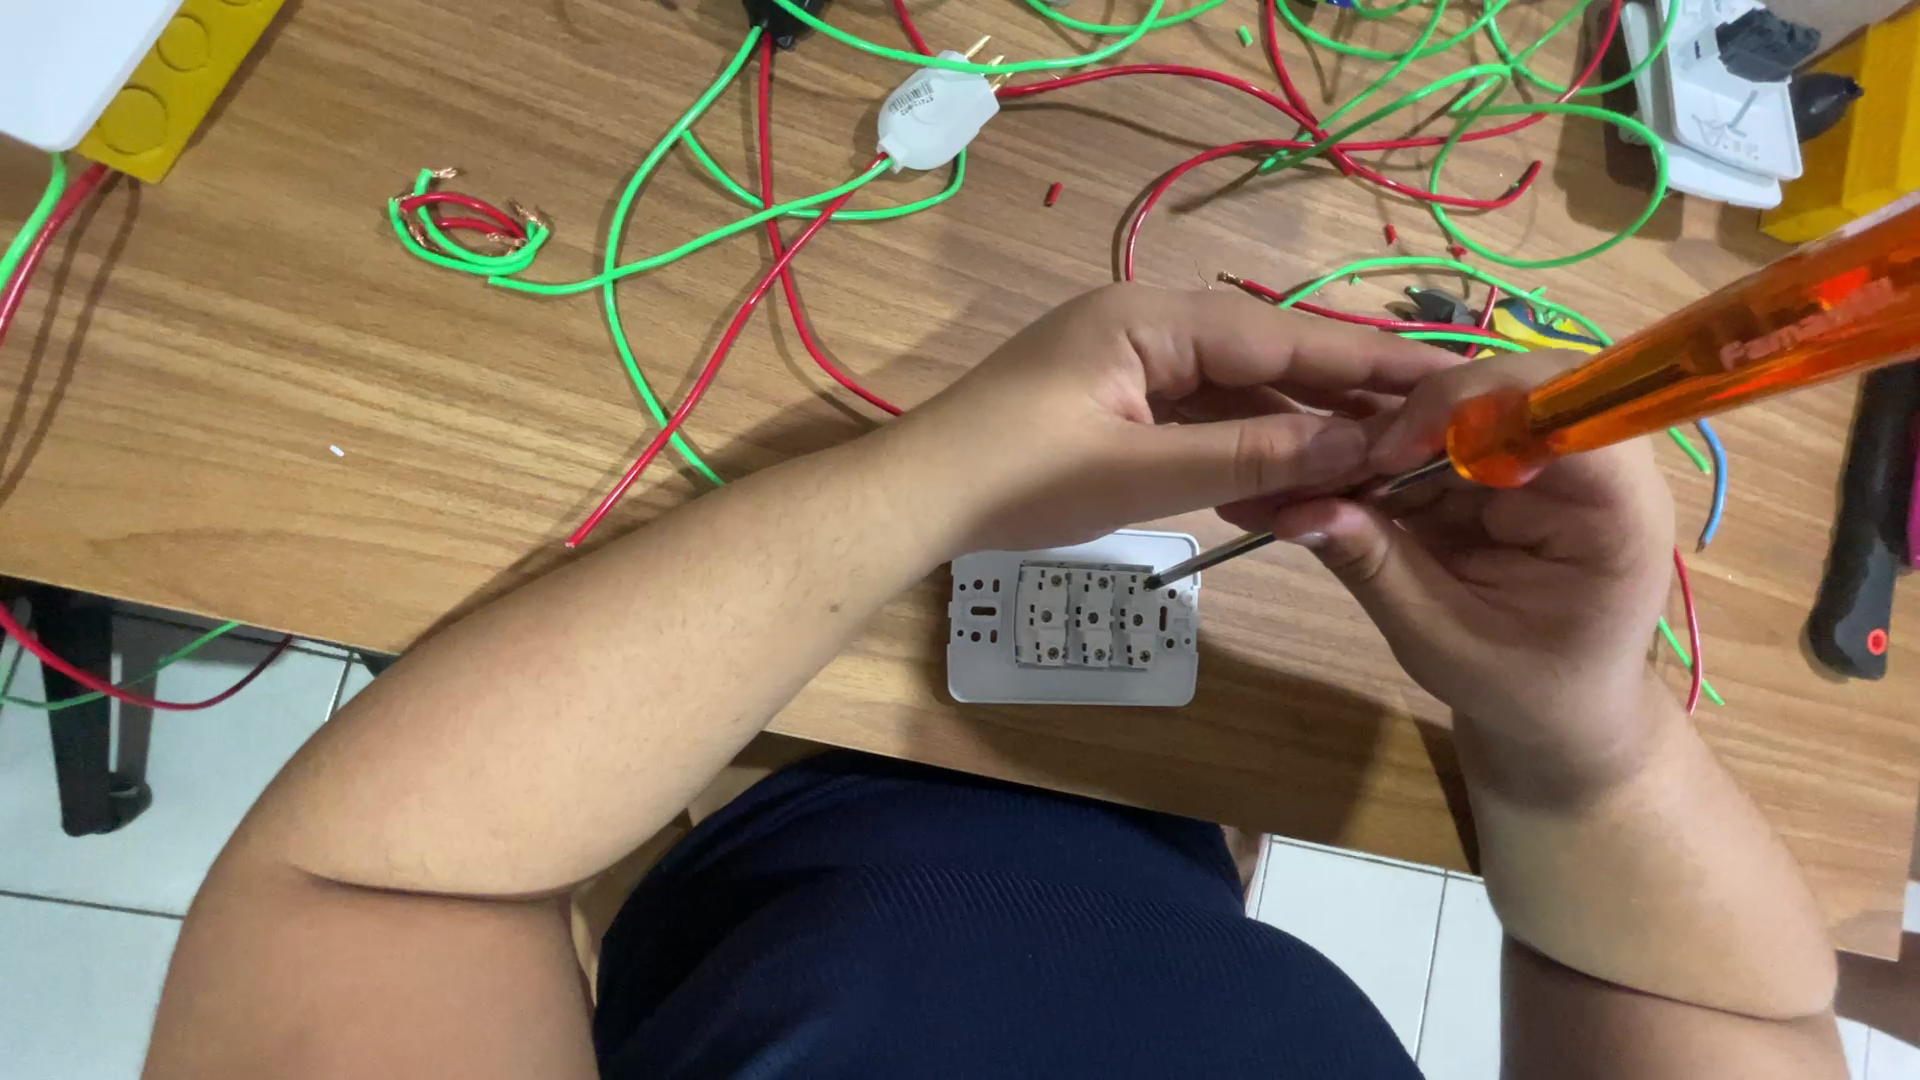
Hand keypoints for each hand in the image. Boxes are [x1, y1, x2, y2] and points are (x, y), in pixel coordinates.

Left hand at [882, 283, 1456, 552]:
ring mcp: (1122, 363)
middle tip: (1415, 433)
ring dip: (1282, 433)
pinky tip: (1276, 481)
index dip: (1362, 366)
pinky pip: (1187, 419)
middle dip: (1330, 401)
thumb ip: (1249, 457)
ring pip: (1224, 393)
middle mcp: (1142, 324)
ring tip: (1358, 467)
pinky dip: (1229, 450)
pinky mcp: (1108, 401)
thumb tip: (1357, 447)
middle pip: (1257, 358)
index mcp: (1148, 318)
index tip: (1443, 384)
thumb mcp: (1140, 471)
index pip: (1278, 335)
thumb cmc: (1020, 481)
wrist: (922, 500)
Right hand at [1221, 350, 1677, 799]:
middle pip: (1513, 389)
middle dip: (1418, 413)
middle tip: (1344, 457)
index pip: (1566, 416)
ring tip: (1325, 475)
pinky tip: (1336, 482)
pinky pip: (1432, 440)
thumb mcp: (1436, 638)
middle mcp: (1583, 472)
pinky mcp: (1493, 475)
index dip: (1475, 409)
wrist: (1547, 709)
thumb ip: (1375, 568)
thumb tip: (1296, 511)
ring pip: (1462, 407)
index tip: (1387, 451)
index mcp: (1611, 515)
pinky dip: (1379, 457)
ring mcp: (1536, 467)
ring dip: (1386, 435)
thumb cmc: (1516, 687)